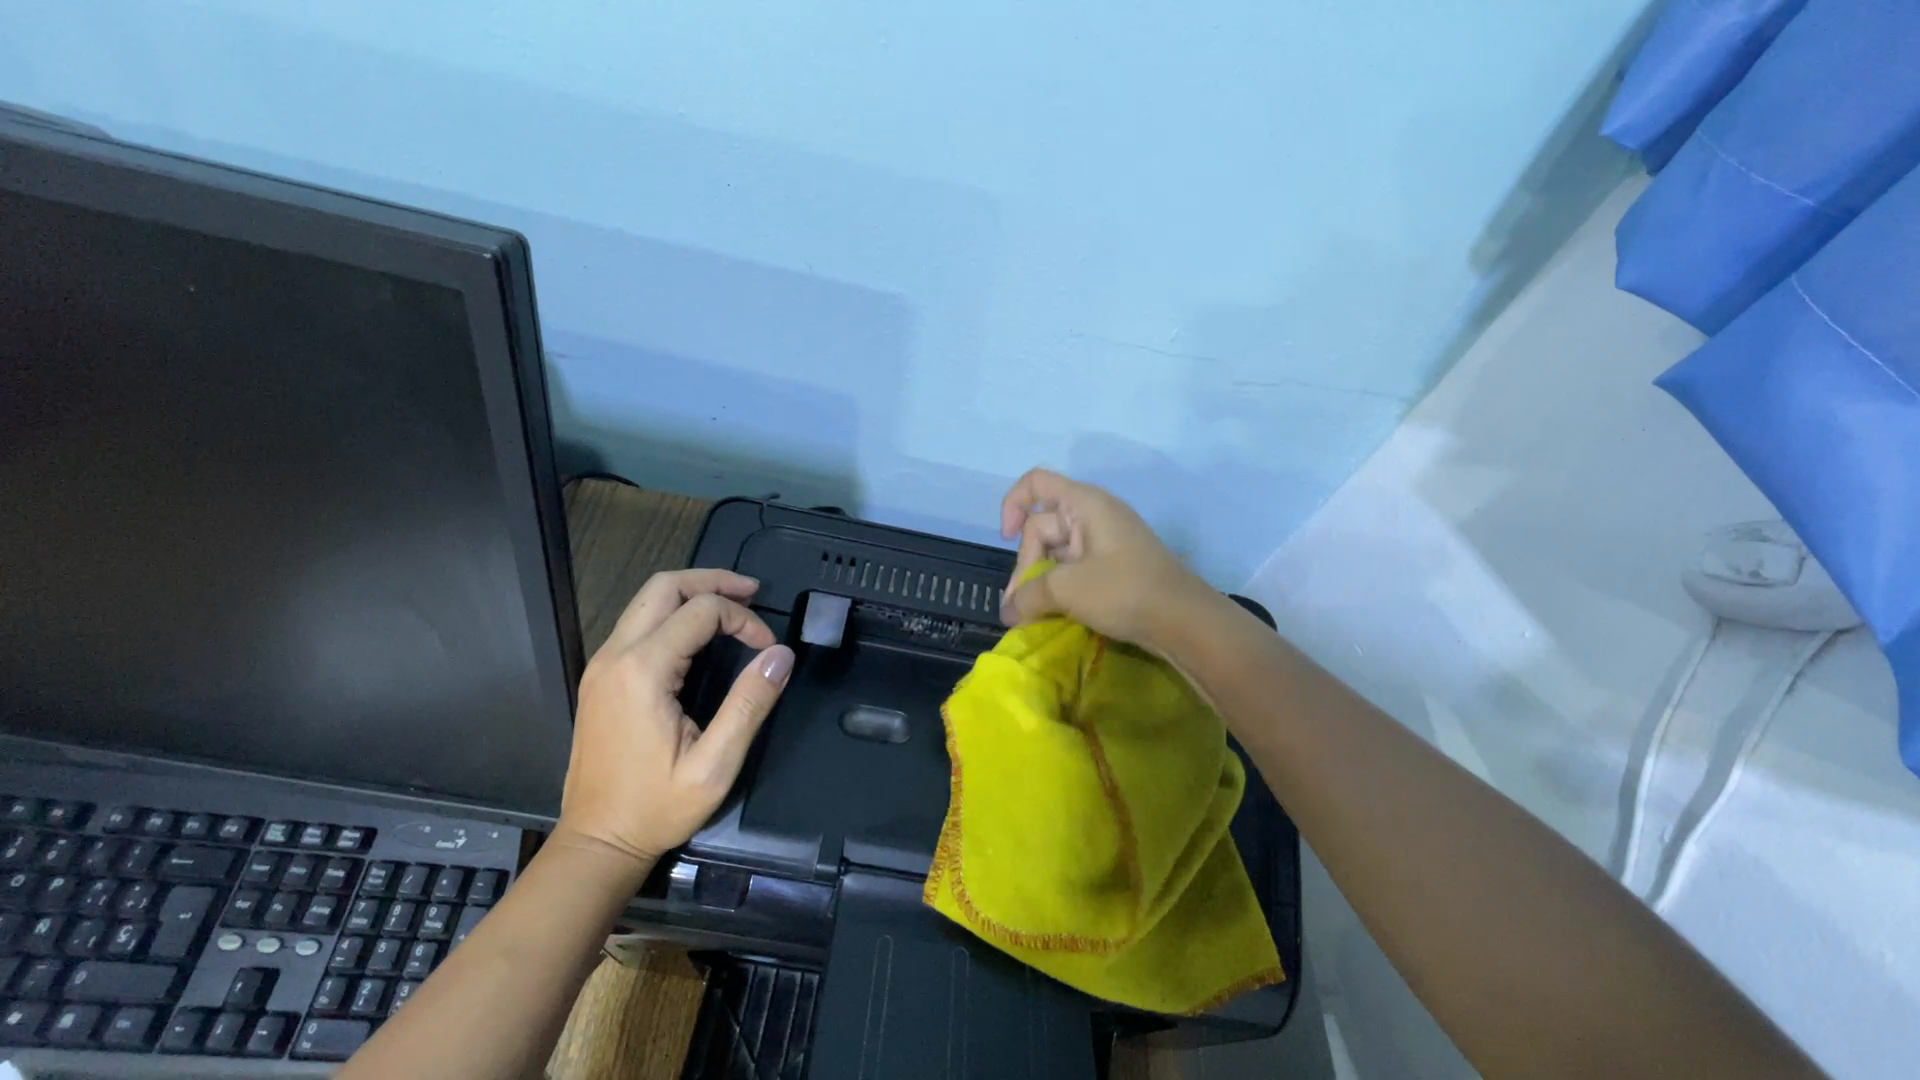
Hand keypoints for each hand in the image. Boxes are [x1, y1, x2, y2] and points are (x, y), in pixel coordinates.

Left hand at [555, 570, 794, 868]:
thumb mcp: (715, 764)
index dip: (743, 619)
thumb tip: (781, 655)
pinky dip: (672, 613)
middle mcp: (615, 656)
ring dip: (691, 594)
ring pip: (646, 600)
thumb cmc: (656, 807)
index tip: (768, 650)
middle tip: (752, 593)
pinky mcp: (599, 677)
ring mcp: (601, 665)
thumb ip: (749, 704)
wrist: (598, 840)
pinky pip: (636, 624)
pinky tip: (699, 632)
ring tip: (732, 605)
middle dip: (712, 581)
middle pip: (664, 587)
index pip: (701, 611)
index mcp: (643, 672)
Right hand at [998, 468, 1214, 646]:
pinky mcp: (1113, 568)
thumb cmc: (1124, 591)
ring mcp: (1104, 542)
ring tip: (1030, 617)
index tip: (1005, 538)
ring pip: (1056, 554)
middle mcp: (1093, 516)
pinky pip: (1074, 570)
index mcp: (1084, 504)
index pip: (1035, 484)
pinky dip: (1059, 590)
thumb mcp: (1067, 590)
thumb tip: (1010, 611)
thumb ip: (1028, 595)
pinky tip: (1051, 615)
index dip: (1012, 505)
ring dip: (1039, 583)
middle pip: (1040, 528)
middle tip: (1019, 608)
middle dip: (1025, 566)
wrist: (1183, 621)